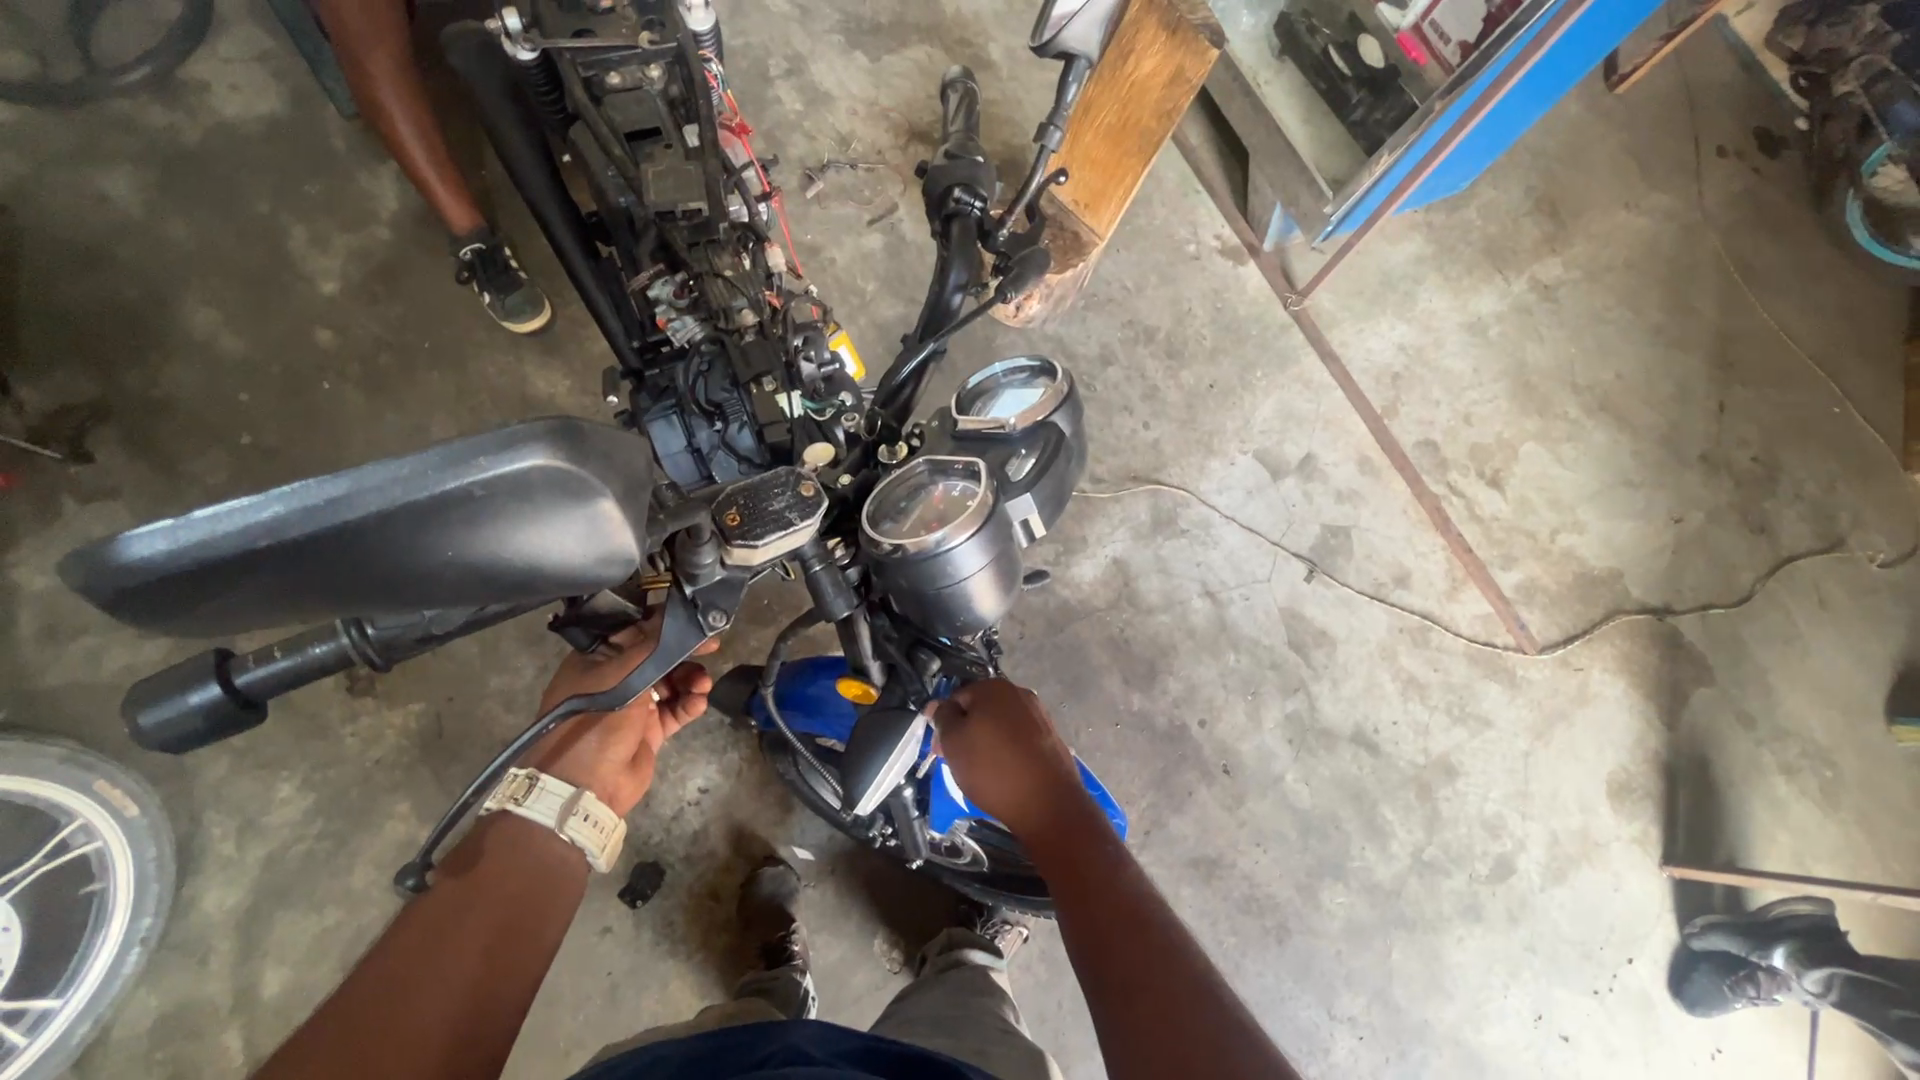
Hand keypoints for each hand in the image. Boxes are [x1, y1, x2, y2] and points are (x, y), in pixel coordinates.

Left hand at [524, 615, 718, 815]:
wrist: (586, 784)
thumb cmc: (597, 719)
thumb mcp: (624, 674)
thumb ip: (655, 643)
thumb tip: (683, 615)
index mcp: (597, 659)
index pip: (635, 629)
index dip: (665, 622)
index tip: (693, 618)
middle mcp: (616, 678)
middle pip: (658, 654)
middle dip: (684, 651)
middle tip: (712, 645)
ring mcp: (633, 705)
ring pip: (671, 681)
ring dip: (690, 679)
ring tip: (702, 685)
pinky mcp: (650, 729)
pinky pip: (676, 708)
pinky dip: (689, 703)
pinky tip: (698, 702)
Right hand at [932, 678, 1086, 837]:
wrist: (1047, 803)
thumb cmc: (992, 768)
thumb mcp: (953, 742)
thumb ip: (943, 717)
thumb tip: (941, 705)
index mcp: (994, 687)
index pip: (956, 698)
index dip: (944, 724)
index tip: (940, 751)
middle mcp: (1020, 694)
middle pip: (980, 711)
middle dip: (965, 734)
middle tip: (957, 763)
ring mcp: (1040, 716)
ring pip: (1000, 727)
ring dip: (986, 744)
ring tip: (981, 773)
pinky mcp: (1052, 739)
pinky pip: (1019, 741)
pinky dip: (1008, 753)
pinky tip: (1004, 775)